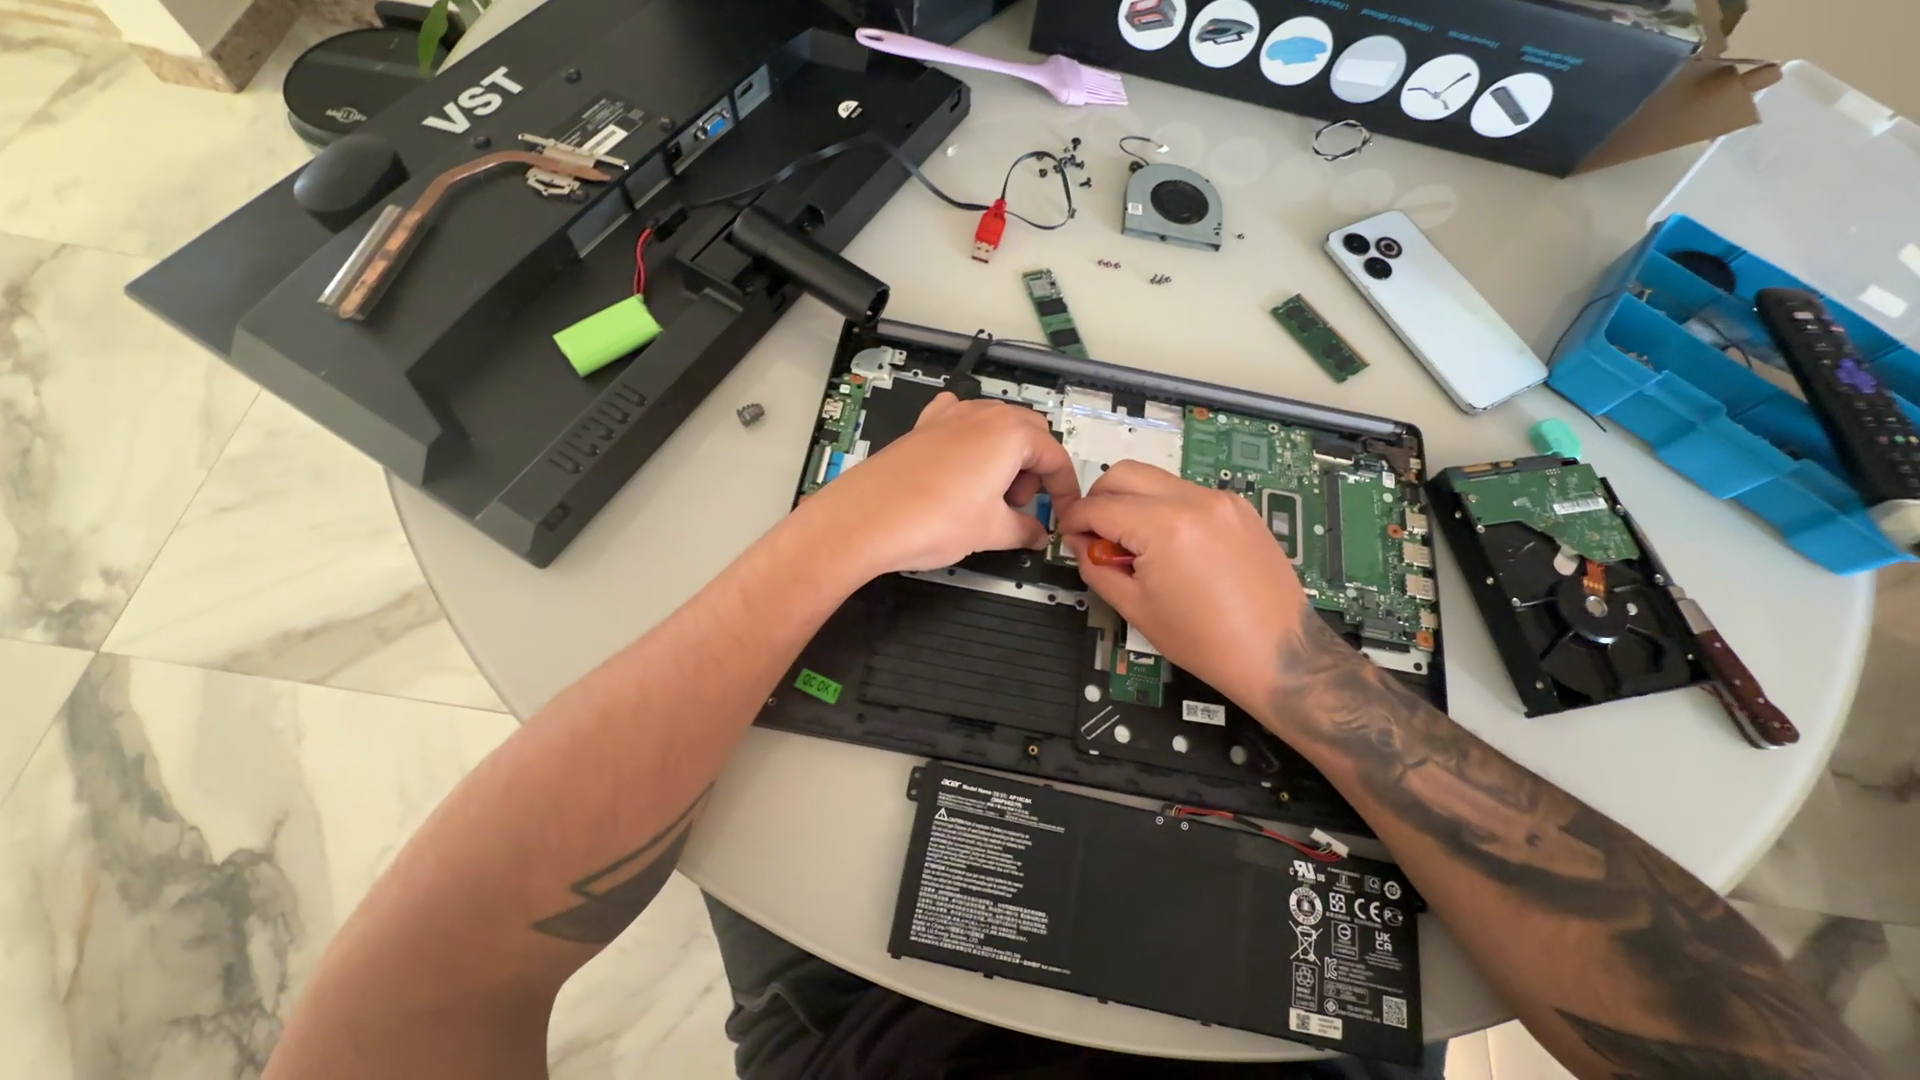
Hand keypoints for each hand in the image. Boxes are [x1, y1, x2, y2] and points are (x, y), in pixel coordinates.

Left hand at [806, 393, 1080, 576]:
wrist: (865, 520)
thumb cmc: (930, 520)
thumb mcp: (991, 531)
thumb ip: (1024, 530)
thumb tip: (1036, 534)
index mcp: (1009, 433)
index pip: (1055, 457)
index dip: (1065, 489)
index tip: (1063, 513)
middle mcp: (981, 415)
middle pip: (1029, 434)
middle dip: (1035, 469)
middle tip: (1022, 507)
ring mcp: (949, 417)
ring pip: (995, 426)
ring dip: (1006, 456)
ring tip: (990, 496)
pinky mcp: (922, 428)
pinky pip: (960, 423)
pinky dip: (972, 443)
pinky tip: (962, 470)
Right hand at [1057, 461, 1311, 708]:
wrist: (1276, 652)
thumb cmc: (1207, 641)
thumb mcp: (1135, 608)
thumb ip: (1097, 567)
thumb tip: (1081, 543)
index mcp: (1166, 527)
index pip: (1100, 506)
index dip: (1074, 520)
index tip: (1068, 535)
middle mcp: (1195, 501)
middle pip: (1125, 473)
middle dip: (1100, 498)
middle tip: (1097, 534)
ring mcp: (1221, 501)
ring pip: (1157, 480)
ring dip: (1134, 501)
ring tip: (1136, 545)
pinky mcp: (1239, 509)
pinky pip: (1187, 493)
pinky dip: (1166, 508)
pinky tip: (1169, 546)